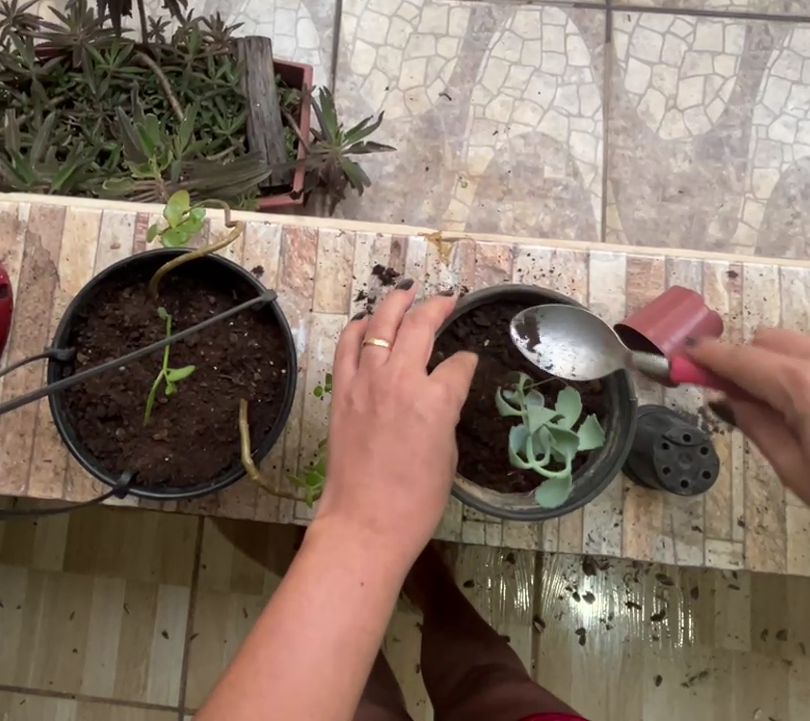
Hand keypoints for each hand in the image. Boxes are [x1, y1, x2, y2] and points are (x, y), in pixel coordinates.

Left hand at [314, 284, 477, 563]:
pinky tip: (367, 321)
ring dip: (396, 302)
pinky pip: (348, 345)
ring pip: (380, 323)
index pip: (458, 363)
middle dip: (436, 306)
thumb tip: (443, 390)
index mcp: (435, 400)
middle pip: (419, 325)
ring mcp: (366, 380)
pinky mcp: (342, 388)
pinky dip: (359, 327)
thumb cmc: (416, 498)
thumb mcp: (447, 451)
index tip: (468, 361)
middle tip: (447, 297)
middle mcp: (399, 379)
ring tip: (407, 290)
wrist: (365, 520)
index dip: (466, 361)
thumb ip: (446, 410)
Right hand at [688, 329, 809, 594]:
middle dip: (754, 361)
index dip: (706, 356)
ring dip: (801, 368)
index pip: (738, 356)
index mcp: (806, 386)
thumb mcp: (798, 474)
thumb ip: (755, 423)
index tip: (687, 358)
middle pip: (774, 338)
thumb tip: (729, 395)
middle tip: (757, 400)